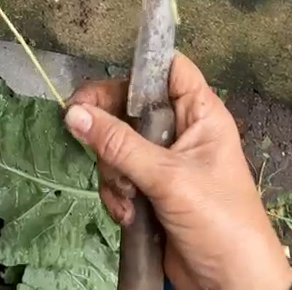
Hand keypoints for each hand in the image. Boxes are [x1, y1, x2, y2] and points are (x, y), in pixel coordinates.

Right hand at [65, 54, 291, 289]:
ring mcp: (163, 160)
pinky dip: (116, 191)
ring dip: (113, 168)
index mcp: (200, 114)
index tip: (102, 87)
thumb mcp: (169, 180)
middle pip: (130, 104)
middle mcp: (181, 129)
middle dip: (109, 126)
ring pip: (118, 141)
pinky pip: (118, 173)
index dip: (137, 67)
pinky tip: (127, 214)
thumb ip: (119, 144)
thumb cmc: (219, 223)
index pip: (167, 67)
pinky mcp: (150, 188)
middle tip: (84, 132)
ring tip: (126, 196)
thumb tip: (72, 113)